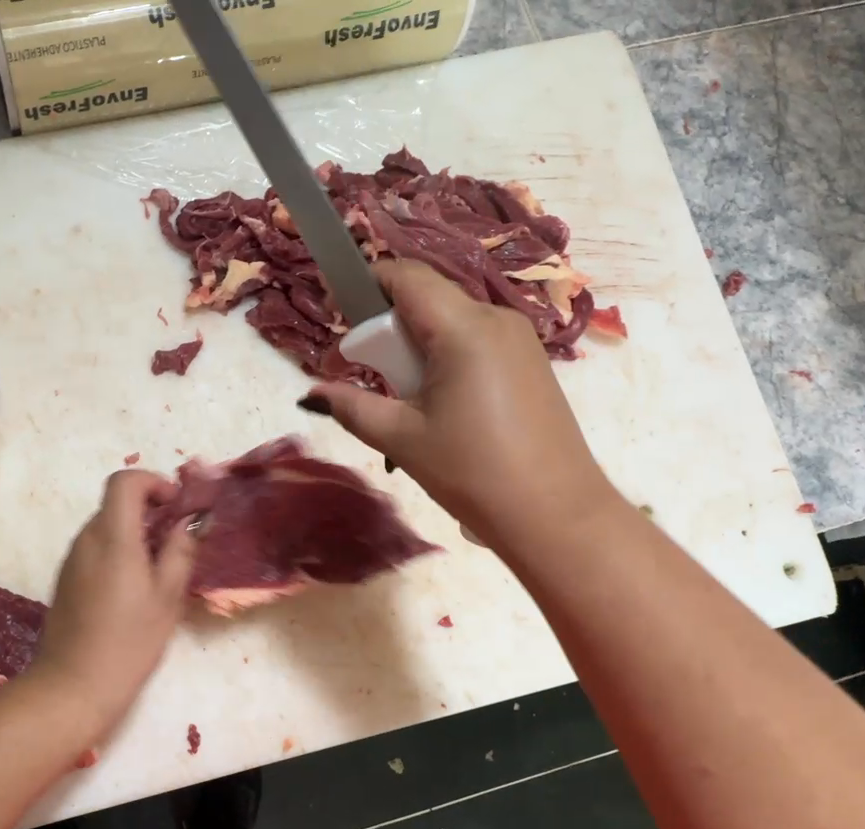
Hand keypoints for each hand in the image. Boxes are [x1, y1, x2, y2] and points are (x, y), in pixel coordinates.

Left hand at [27, 470, 197, 731]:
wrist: (73, 684)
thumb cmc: (129, 641)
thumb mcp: (168, 597)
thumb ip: (180, 552)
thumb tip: (188, 524)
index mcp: (112, 536)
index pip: (124, 481)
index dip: (153, 483)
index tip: (177, 506)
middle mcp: (86, 539)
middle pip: (116, 504)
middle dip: (149, 512)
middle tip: (177, 542)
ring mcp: (71, 559)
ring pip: (105, 528)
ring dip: (134, 534)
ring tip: (160, 570)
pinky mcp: (65, 579)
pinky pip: (95, 550)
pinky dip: (118, 553)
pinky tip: (134, 589)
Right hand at [305, 260, 620, 556]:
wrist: (554, 514)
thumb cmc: (472, 472)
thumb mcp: (402, 439)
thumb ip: (352, 407)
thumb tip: (310, 394)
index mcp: (463, 329)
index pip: (407, 277)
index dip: (367, 284)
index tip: (339, 316)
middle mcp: (496, 319)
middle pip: (428, 299)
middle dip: (388, 328)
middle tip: (368, 376)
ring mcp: (519, 339)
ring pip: (451, 322)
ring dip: (416, 347)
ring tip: (405, 400)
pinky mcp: (530, 362)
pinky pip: (475, 342)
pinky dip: (445, 359)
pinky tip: (441, 407)